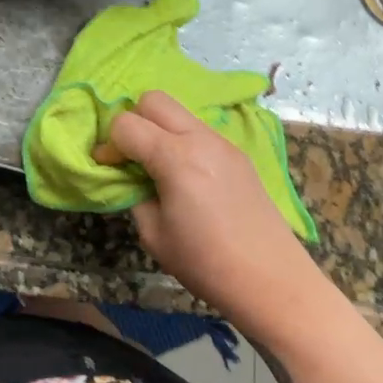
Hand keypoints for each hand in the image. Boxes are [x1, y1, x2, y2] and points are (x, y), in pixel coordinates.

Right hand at [106, 92, 330, 335]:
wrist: (273, 282)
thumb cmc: (206, 264)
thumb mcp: (153, 234)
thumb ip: (135, 195)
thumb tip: (133, 179)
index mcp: (176, 158)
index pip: (126, 124)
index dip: (109, 145)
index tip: (109, 170)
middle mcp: (201, 139)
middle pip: (153, 99)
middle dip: (134, 121)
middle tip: (132, 157)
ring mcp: (224, 143)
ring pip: (179, 112)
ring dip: (159, 129)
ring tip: (158, 167)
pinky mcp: (239, 155)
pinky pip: (199, 130)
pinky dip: (181, 140)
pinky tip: (186, 177)